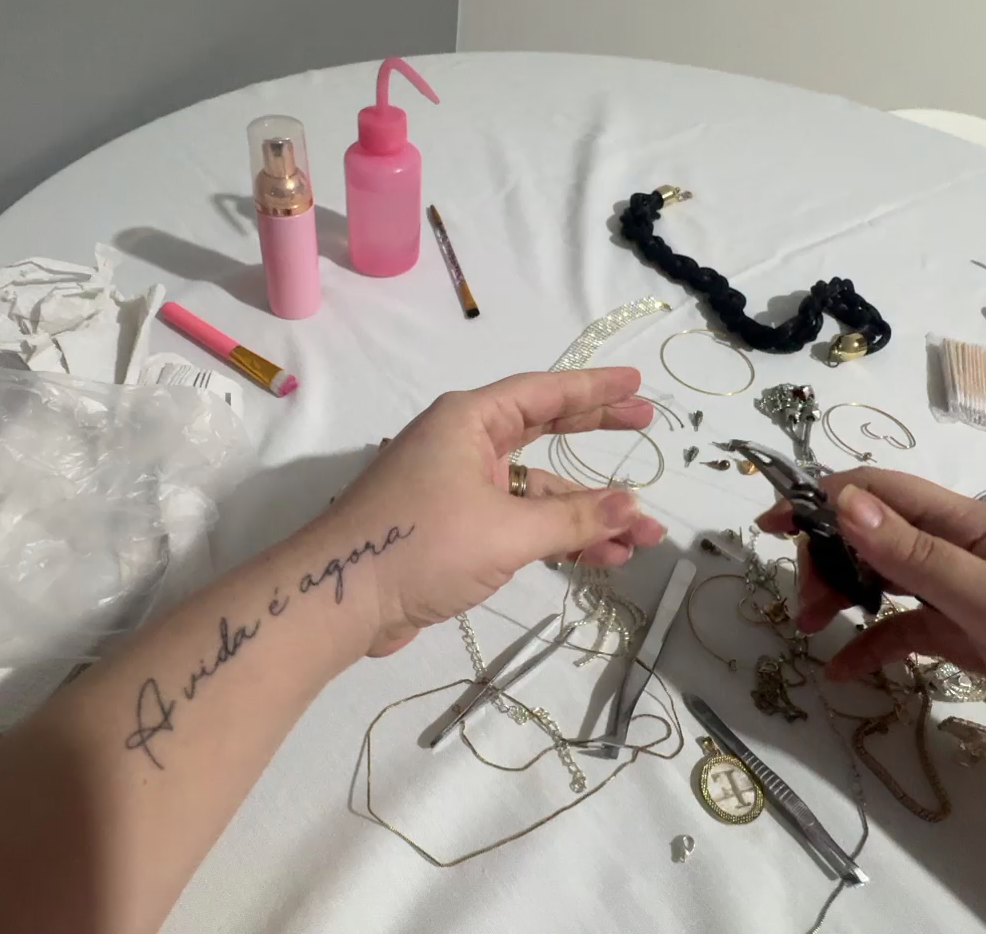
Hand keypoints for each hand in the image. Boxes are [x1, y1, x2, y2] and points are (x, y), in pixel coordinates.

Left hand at [325, 368, 666, 657]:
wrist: (340, 601)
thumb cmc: (421, 544)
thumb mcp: (506, 529)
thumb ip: (574, 518)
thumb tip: (635, 509)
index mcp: (468, 420)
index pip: (543, 392)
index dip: (593, 388)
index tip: (636, 385)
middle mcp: (464, 445)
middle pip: (542, 430)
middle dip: (594, 433)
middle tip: (644, 426)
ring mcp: (460, 488)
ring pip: (535, 489)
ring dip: (585, 511)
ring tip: (643, 534)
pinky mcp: (457, 529)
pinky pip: (519, 522)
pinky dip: (556, 537)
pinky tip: (601, 557)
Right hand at [760, 468, 985, 780]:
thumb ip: (918, 554)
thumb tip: (844, 500)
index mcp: (972, 527)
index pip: (881, 492)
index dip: (822, 499)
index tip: (772, 525)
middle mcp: (962, 552)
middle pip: (871, 536)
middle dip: (826, 558)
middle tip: (802, 603)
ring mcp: (964, 596)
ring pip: (881, 580)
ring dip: (840, 596)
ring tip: (810, 629)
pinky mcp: (970, 639)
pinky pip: (903, 631)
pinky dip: (869, 645)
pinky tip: (843, 669)